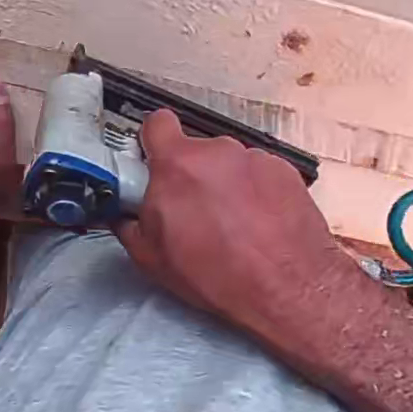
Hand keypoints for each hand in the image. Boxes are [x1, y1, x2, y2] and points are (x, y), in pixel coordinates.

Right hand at [116, 110, 378, 337]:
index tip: (151, 162)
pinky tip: (253, 225)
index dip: (151, 140)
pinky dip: (251, 193)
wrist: (287, 287)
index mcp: (176, 165)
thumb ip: (129, 223)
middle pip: (192, 150)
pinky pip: (255, 174)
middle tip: (187, 210)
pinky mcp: (284, 171)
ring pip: (225, 164)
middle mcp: (216, 153)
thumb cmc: (218, 273)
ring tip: (226, 224)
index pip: (156, 123)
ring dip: (220, 185)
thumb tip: (125, 215)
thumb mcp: (150, 256)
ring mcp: (254, 159)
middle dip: (186, 175)